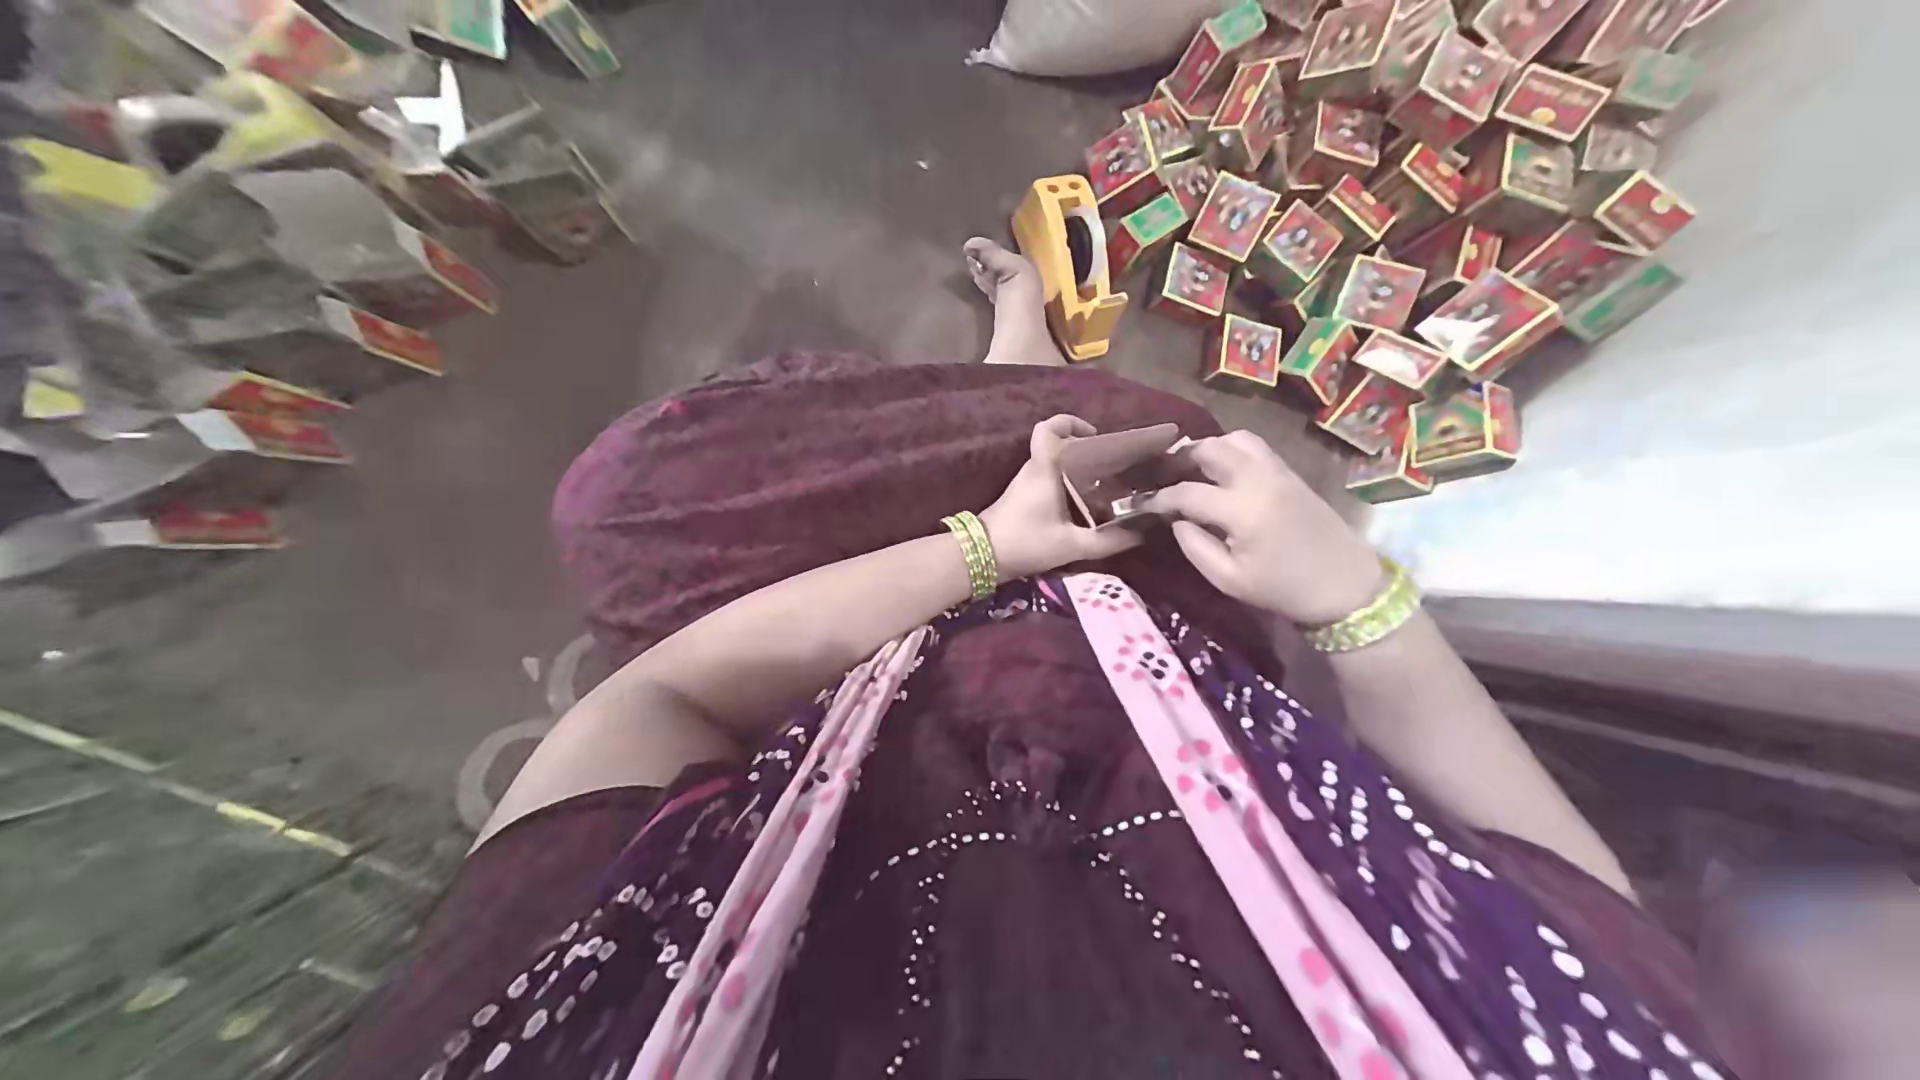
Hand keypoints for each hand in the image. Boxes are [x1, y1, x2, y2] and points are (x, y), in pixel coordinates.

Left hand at [979, 415, 1142, 579]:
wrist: (982, 557)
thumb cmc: (1026, 541)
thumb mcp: (1072, 545)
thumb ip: (1107, 541)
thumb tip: (1141, 534)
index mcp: (1044, 468)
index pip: (1049, 427)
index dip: (1071, 422)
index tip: (1094, 435)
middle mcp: (1033, 470)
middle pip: (1057, 446)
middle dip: (1084, 450)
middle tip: (1110, 466)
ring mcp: (1024, 484)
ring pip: (1052, 464)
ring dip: (1075, 469)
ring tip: (1103, 485)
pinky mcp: (1021, 499)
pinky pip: (1047, 481)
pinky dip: (1064, 485)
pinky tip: (1083, 504)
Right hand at [1139, 430, 1383, 624]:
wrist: (1345, 585)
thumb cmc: (1283, 589)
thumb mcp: (1228, 580)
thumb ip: (1195, 546)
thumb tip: (1176, 520)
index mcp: (1242, 510)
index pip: (1186, 492)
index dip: (1158, 498)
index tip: (1139, 505)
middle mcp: (1258, 479)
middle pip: (1208, 449)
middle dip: (1179, 460)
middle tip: (1162, 478)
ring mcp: (1277, 471)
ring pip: (1233, 439)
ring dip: (1207, 448)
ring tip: (1191, 469)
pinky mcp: (1289, 472)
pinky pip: (1254, 446)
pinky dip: (1230, 449)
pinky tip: (1220, 470)